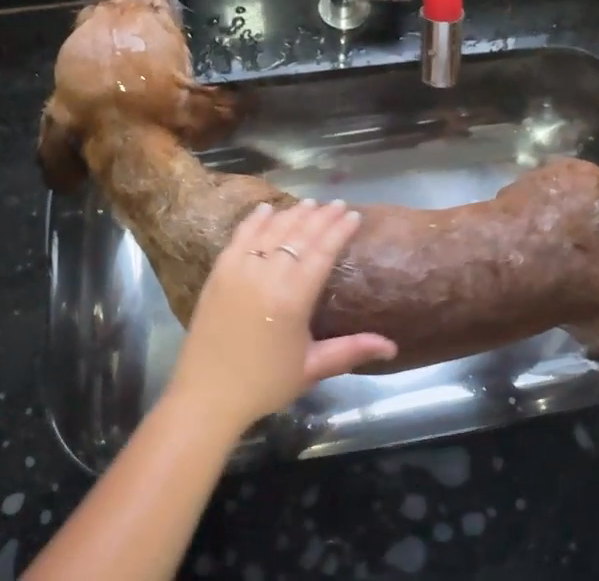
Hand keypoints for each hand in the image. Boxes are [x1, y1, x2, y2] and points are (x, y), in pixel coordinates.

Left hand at [166, 200, 396, 431]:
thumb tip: (391, 346)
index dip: (339, 231)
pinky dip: (255, 221)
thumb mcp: (312, 368)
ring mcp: (239, 271)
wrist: (207, 396)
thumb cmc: (264, 384)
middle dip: (321, 217)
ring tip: (310, 203)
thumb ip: (351, 350)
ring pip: (271, 232)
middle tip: (337, 204)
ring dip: (292, 214)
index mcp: (293, 298)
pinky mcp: (218, 274)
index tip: (354, 215)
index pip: (322, 252)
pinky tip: (267, 209)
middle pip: (299, 236)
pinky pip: (240, 238)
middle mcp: (266, 276)